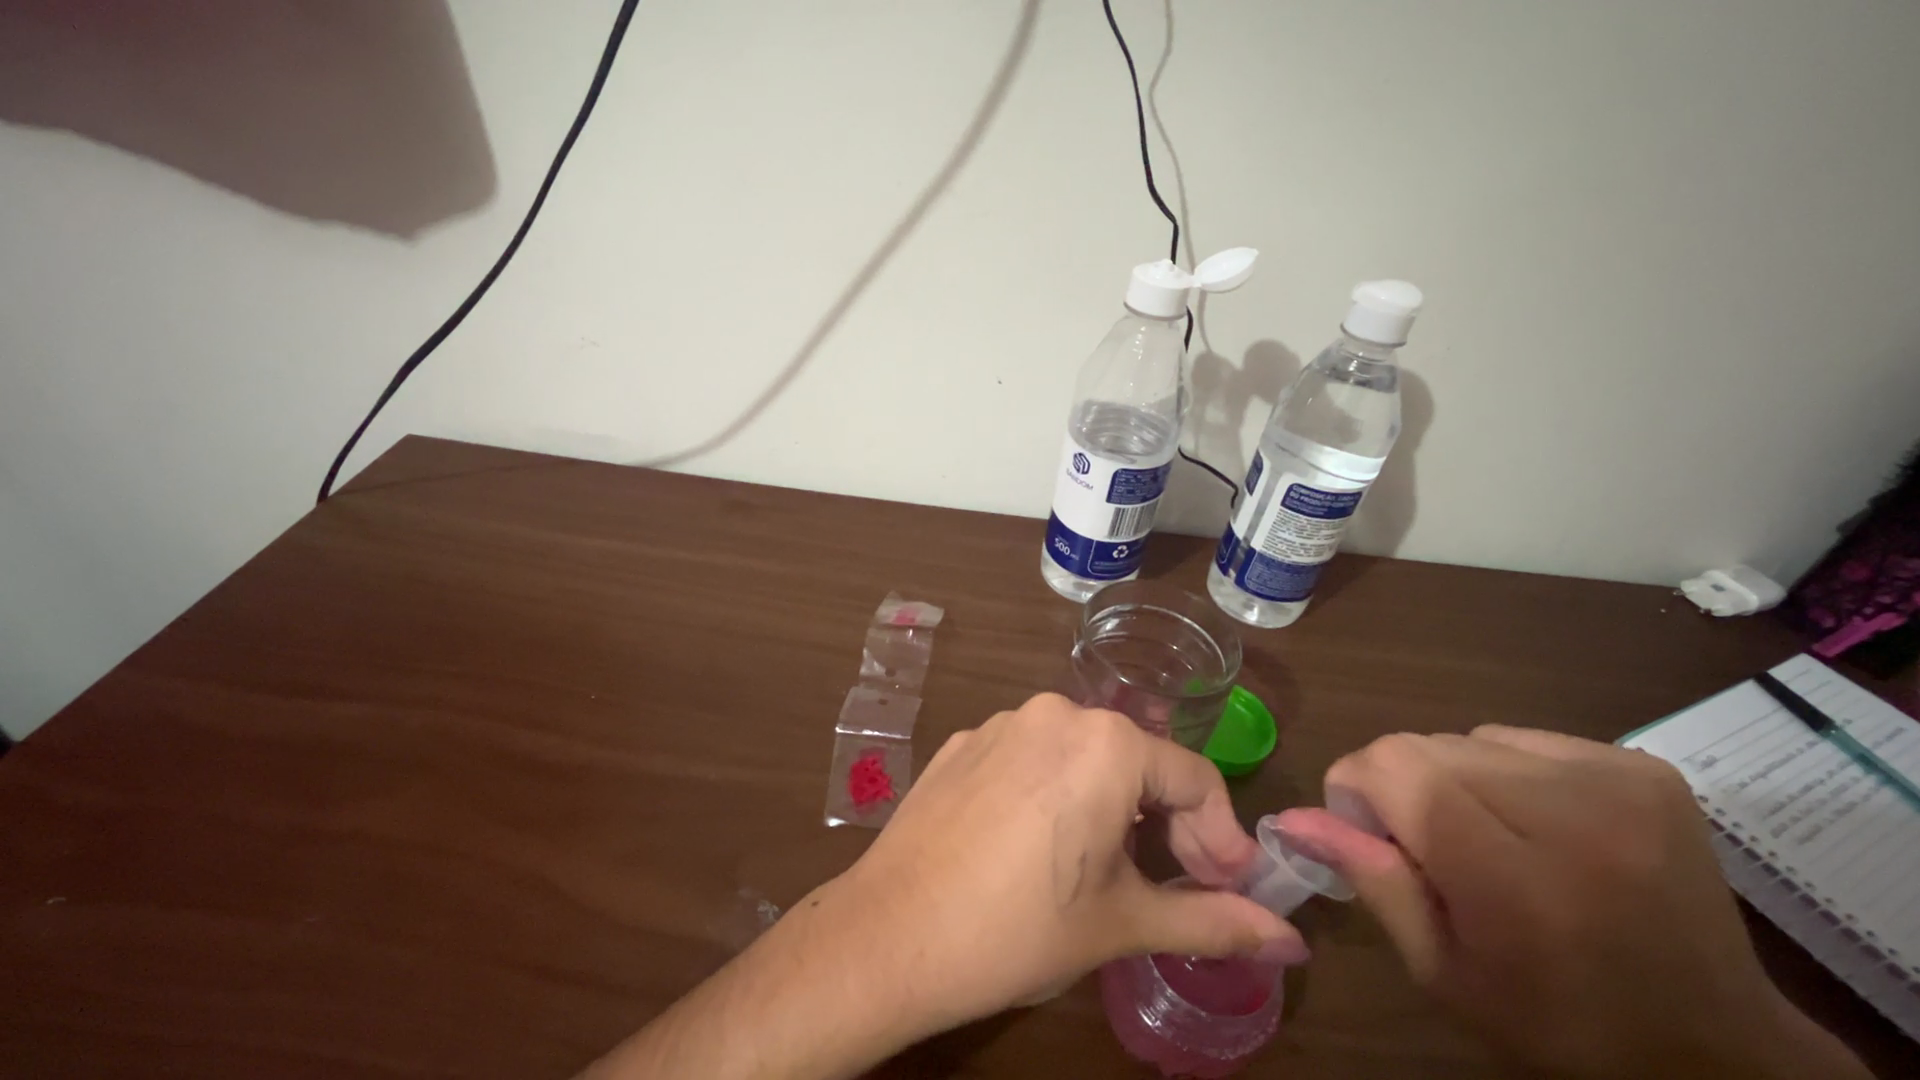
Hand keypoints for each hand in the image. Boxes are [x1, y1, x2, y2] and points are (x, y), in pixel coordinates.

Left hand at [585, 693, 1303, 1079]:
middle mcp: (1056, 713)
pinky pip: (1031, 759)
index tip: (1228, 886)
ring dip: (1112, 804)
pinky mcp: (962, 744)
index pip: (1194, 780)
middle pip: (1139, 760)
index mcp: (1106, 743)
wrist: (890, 934)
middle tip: (1180, 881)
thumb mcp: (1121, 922)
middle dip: (1170, 821)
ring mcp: (1001, 723)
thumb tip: (1292, 943)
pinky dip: (1056, 794)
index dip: (1221, 837)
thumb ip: (1211, 920)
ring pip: (1083, 755)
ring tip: (1110, 865)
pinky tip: (1041, 846)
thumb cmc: (1018, 928)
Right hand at [1277, 726, 1869, 1078]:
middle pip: (1427, 745)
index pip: (1396, 765)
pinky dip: (1510, 771)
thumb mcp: (1443, 971)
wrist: (1713, 1047)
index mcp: (1514, 879)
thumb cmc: (1556, 1025)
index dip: (1358, 787)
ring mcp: (1618, 782)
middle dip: (1405, 786)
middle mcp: (1571, 813)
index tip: (1368, 831)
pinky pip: (1527, 739)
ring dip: (1457, 777)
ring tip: (1491, 838)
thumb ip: (1371, 880)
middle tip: (1432, 848)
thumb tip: (1295, 817)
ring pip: (1471, 736)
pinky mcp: (1645, 769)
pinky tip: (1538, 825)